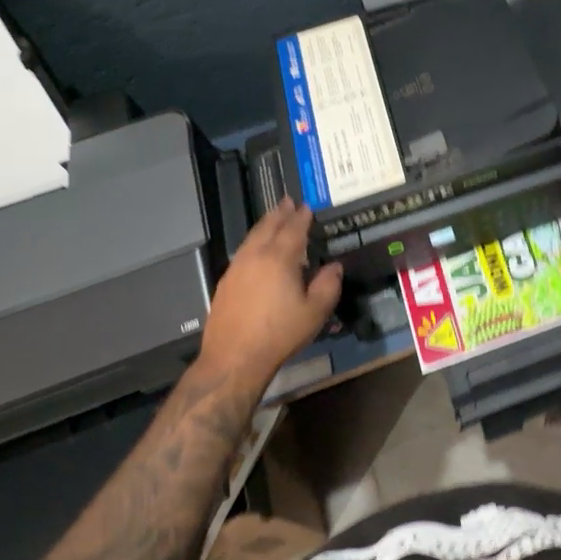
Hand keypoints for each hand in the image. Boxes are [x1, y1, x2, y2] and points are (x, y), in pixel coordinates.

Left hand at [197, 200, 342, 386]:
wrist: (233, 358)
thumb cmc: (279, 334)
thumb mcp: (315, 312)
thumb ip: (328, 284)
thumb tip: (334, 266)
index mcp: (280, 258)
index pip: (293, 229)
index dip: (302, 217)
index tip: (308, 206)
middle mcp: (256, 256)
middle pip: (268, 227)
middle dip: (279, 213)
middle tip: (287, 200)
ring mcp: (236, 268)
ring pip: (251, 237)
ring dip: (264, 224)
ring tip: (273, 218)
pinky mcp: (225, 282)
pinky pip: (242, 251)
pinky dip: (252, 241)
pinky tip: (255, 248)